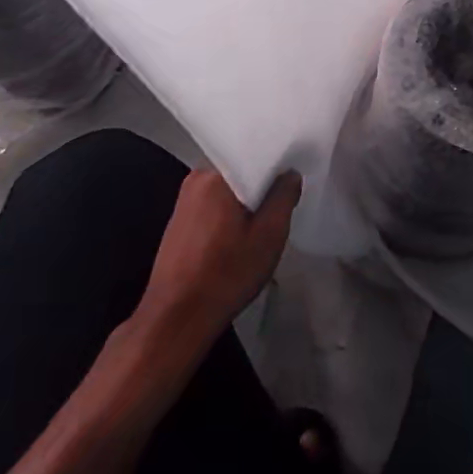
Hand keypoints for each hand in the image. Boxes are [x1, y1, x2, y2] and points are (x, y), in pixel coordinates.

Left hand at [138, 169, 301, 340]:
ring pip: (228, 190)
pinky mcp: (179, 223)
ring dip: (247, 202)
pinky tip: (243, 234)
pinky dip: (231, 214)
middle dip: (263, 184)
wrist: (176, 320)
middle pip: (240, 171)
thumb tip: (290, 174)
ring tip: (268, 218)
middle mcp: (196, 179)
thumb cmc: (226, 273)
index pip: (254, 153)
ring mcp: (184, 201)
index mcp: (215, 175)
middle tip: (287, 199)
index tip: (296, 172)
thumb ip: (283, 197)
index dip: (278, 162)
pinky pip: (214, 206)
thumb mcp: (269, 235)